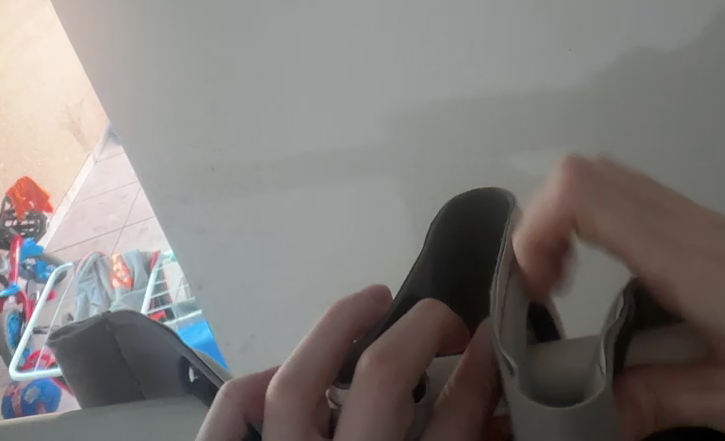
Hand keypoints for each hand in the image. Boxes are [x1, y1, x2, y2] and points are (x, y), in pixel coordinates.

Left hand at [197, 284, 504, 440]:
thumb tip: (495, 416)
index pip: (452, 424)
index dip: (481, 370)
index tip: (493, 338)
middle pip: (380, 379)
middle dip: (422, 329)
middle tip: (447, 322)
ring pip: (296, 384)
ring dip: (339, 325)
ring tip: (375, 299)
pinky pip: (228, 420)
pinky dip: (249, 385)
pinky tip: (282, 372)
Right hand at [514, 156, 724, 440]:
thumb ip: (661, 400)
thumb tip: (597, 413)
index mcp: (686, 257)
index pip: (583, 192)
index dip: (536, 228)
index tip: (538, 291)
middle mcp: (688, 222)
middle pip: (586, 170)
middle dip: (543, 222)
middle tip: (548, 291)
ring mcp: (705, 221)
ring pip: (613, 178)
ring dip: (572, 220)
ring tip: (575, 286)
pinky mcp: (721, 232)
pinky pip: (641, 200)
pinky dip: (605, 222)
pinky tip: (628, 287)